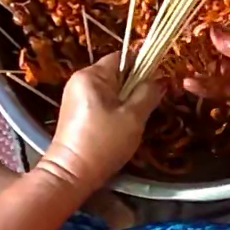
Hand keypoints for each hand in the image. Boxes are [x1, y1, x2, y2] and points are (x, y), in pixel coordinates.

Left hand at [38, 53, 162, 189]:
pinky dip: (113, 110)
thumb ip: (148, 94)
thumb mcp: (133, 117)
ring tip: (134, 120)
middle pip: (116, 73)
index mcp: (91, 75)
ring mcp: (75, 96)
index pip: (123, 56)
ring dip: (125, 101)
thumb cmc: (103, 142)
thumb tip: (159, 80)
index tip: (156, 83)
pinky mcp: (75, 112)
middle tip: (147, 106)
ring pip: (110, 89)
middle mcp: (79, 80)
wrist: (71, 174)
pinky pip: (100, 102)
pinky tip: (119, 128)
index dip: (143, 65)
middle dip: (134, 87)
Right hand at [184, 24, 229, 133]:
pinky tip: (190, 83)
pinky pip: (220, 88)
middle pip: (225, 48)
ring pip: (219, 68)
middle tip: (183, 46)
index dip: (219, 28)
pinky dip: (205, 86)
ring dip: (202, 67)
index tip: (196, 27)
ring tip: (182, 65)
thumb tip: (212, 33)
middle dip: (206, 47)